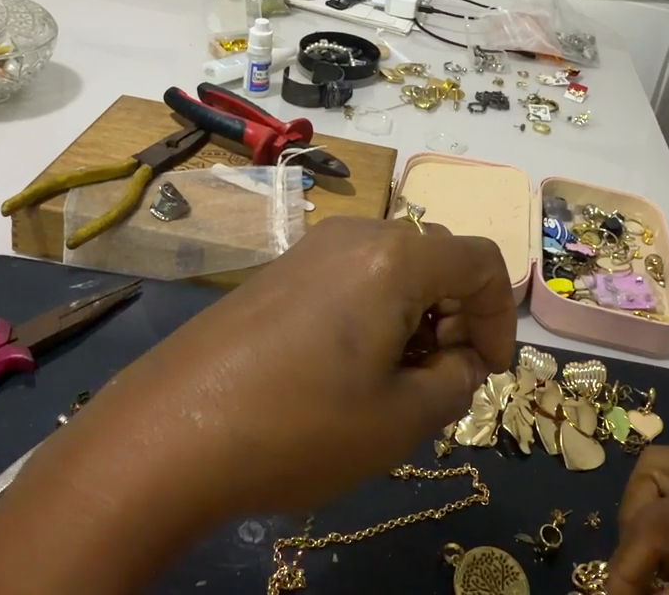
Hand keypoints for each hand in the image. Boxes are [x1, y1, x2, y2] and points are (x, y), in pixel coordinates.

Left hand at [64, 217, 517, 515]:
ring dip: (415, 316)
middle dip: (456, 316)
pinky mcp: (279, 270)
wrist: (166, 433)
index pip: (481, 261)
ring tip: (392, 382)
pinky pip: (351, 277)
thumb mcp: (400, 420)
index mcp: (396, 258)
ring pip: (393, 268)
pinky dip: (373, 312)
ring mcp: (311, 248)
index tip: (487, 371)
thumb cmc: (299, 425)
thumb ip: (456, 384)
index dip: (502, 315)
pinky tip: (345, 369)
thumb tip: (463, 361)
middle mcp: (356, 234)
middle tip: (439, 380)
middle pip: (437, 259)